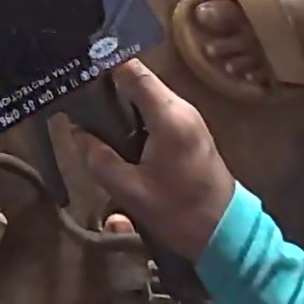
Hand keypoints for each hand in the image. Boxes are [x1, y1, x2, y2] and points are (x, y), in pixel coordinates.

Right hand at [69, 58, 234, 260]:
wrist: (230, 240)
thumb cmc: (180, 213)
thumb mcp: (129, 190)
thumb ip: (98, 157)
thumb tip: (78, 131)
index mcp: (168, 117)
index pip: (130, 70)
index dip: (101, 63)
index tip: (74, 68)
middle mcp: (180, 108)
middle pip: (136, 78)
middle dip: (105, 83)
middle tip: (74, 92)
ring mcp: (187, 118)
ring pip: (143, 92)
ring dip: (118, 98)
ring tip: (89, 109)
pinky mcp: (187, 130)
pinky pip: (152, 107)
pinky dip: (130, 110)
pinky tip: (113, 126)